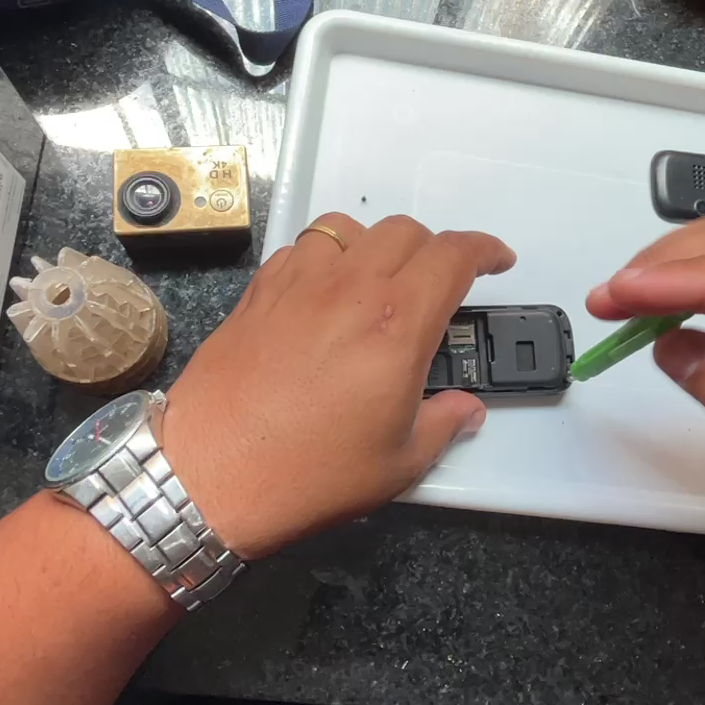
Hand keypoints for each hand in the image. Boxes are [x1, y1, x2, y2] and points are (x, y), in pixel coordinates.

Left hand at [161, 214, 515, 558]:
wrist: (208, 476)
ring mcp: (299, 284)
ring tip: (379, 279)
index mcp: (397, 324)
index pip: (454, 255)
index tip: (496, 260)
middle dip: (436, 249)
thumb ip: (443, 424)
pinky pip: (301, 248)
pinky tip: (324, 290)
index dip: (485, 249)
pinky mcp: (260, 293)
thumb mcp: (397, 464)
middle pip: (406, 230)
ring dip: (377, 244)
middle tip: (440, 283)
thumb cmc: (305, 473)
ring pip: (350, 227)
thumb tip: (464, 409)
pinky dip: (326, 256)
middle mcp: (350, 289)